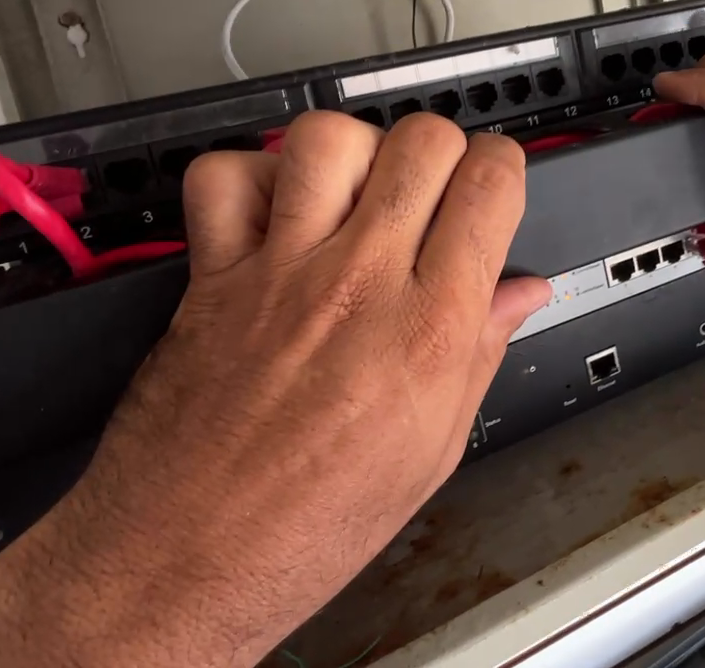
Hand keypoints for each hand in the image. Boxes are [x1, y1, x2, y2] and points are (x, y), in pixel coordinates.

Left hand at [0, 112, 548, 667]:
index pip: (490, 185)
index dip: (503, 166)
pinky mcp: (213, 275)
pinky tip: (282, 209)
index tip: (495, 181)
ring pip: (331, 139)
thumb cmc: (308, 524)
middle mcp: (358, 283)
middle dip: (444, 149)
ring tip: (363, 189)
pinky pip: (225, 177)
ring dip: (359, 150)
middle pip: (422, 142)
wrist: (181, 566)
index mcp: (429, 328)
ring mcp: (280, 272)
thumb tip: (523, 293)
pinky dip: (255, 175)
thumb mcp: (435, 448)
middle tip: (438, 187)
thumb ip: (485, 350)